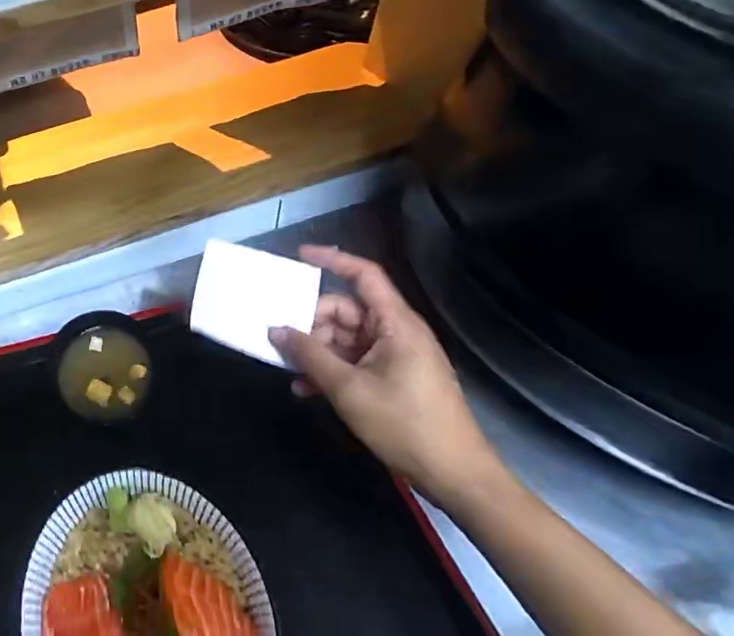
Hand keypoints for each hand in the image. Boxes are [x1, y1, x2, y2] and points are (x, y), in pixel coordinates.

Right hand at [269, 246, 499, 498]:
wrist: (457, 476)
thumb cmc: (406, 425)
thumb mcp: (349, 390)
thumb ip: (310, 357)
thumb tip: (277, 330)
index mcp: (395, 322)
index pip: (364, 275)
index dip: (333, 260)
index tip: (300, 257)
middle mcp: (397, 331)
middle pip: (348, 311)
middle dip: (314, 324)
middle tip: (284, 343)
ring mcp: (397, 355)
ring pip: (348, 339)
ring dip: (320, 352)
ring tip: (291, 372)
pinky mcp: (396, 378)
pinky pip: (357, 361)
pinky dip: (334, 370)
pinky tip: (308, 390)